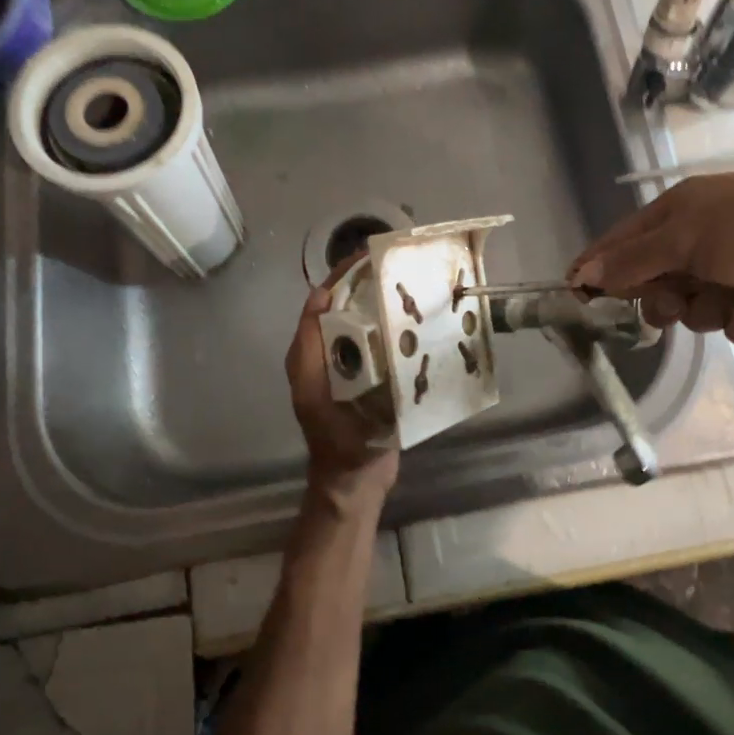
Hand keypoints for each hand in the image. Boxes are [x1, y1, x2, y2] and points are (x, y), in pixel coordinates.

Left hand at [285, 255, 399, 501]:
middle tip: (402, 265)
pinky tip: (424, 324)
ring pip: (372, 325)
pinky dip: (402, 332)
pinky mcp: (380, 381)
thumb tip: (321, 295)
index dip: (343, 274)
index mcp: (313, 352)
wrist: (357, 479)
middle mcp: (334, 354)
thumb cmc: (334, 436)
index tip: (370, 254)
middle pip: (352, 308)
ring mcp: (359, 368)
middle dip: (372, 284)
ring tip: (416, 286)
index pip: (325, 301)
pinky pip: (389, 347)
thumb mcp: (312, 391)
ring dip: (390, 306)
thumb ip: (309, 346)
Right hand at [568, 173, 733, 345]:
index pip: (618, 245)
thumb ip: (631, 260)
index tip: (575, 297)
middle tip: (679, 298)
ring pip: (692, 314)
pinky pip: (732, 326)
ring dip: (716, 309)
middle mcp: (695, 245)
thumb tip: (581, 273)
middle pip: (651, 289)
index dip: (596, 270)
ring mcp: (727, 275)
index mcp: (674, 216)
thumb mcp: (685, 238)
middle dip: (666, 300)